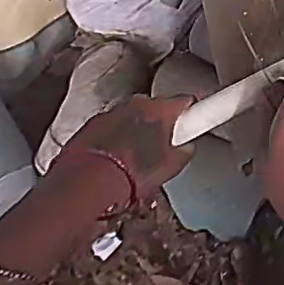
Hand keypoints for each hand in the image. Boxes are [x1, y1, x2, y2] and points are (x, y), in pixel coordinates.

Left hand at [54, 94, 196, 206]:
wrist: (88, 184)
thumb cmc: (132, 173)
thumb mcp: (170, 167)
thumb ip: (183, 151)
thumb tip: (185, 148)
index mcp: (160, 108)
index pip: (185, 101)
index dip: (193, 110)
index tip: (195, 118)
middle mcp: (136, 103)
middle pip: (156, 107)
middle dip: (161, 123)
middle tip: (164, 148)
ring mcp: (112, 112)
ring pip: (132, 116)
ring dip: (136, 130)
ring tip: (137, 158)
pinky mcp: (92, 124)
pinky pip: (111, 126)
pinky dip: (115, 138)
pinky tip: (116, 160)